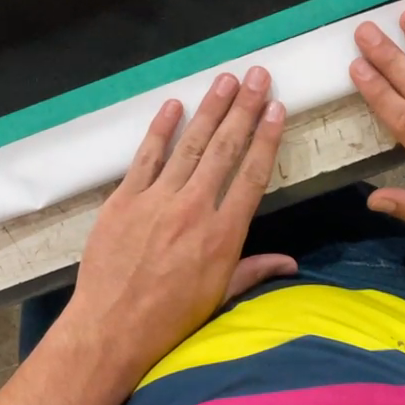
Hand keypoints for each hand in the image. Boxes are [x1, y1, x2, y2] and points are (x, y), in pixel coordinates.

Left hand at [62, 67, 295, 379]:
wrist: (113, 328)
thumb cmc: (171, 319)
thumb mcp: (220, 297)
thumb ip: (254, 271)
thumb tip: (291, 263)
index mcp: (223, 233)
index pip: (252, 173)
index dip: (267, 137)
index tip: (277, 108)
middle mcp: (194, 208)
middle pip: (224, 149)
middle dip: (244, 109)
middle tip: (257, 76)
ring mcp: (156, 200)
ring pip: (189, 145)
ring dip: (209, 110)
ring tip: (226, 80)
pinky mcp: (124, 200)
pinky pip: (145, 157)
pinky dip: (159, 130)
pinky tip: (172, 105)